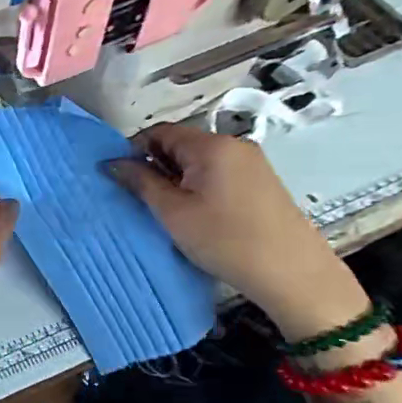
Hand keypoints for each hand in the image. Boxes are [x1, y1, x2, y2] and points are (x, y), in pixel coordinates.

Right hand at [107, 124, 370, 342]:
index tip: (123, 178)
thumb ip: (141, 183)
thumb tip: (112, 163)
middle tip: (146, 201)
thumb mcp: (174, 213)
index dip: (135, 149)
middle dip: (158, 166)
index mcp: (211, 145)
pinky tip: (201, 215)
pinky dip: (202, 186)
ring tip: (173, 212)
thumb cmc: (224, 241)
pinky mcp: (263, 181)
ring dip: (180, 179)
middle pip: (183, 144)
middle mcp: (234, 143)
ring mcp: (253, 161)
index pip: (161, 131)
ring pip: (202, 161)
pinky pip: (222, 173)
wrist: (289, 271)